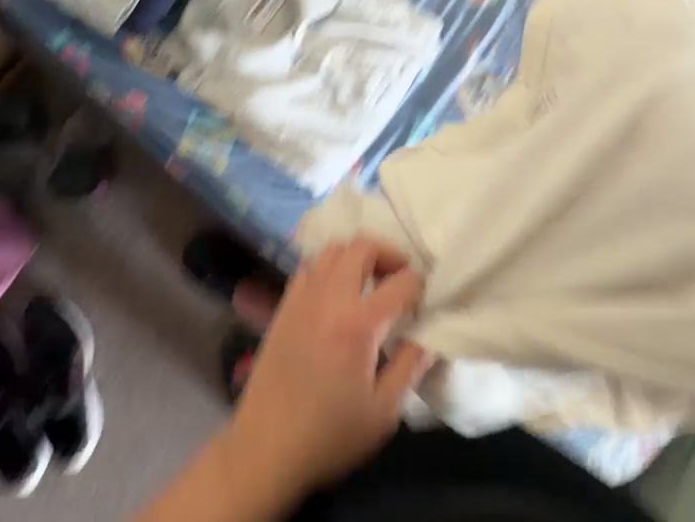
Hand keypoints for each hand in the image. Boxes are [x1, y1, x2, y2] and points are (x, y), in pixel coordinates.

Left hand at [219, 239, 431, 498]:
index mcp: (358, 323)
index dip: (420, 284)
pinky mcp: (282, 307)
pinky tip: (336, 295)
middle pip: (361, 247)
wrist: (265, 447)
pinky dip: (328, 267)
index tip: (428, 299)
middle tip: (401, 278)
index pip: (400, 282)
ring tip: (370, 282)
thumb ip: (410, 367)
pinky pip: (308, 267)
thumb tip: (429, 337)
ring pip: (331, 250)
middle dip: (389, 253)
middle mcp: (328, 298)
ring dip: (356, 256)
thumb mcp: (383, 411)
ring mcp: (301, 298)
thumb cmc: (329, 435)